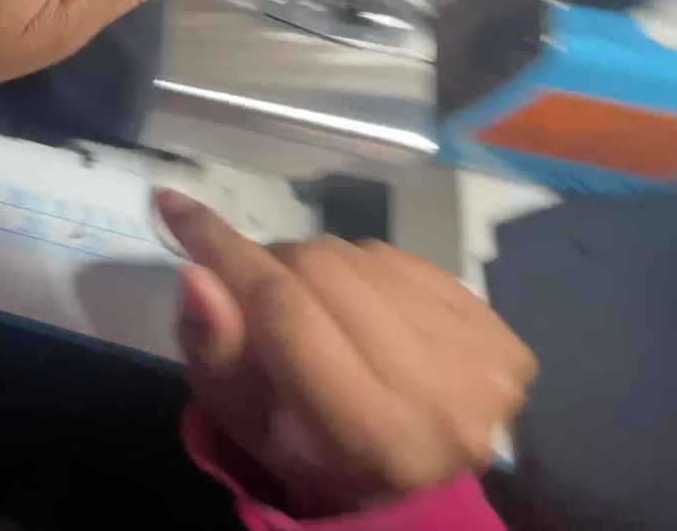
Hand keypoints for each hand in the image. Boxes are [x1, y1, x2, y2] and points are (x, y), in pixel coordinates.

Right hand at [155, 189, 537, 515]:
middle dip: (267, 261)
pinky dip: (358, 265)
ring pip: (355, 255)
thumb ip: (211, 344)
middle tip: (253, 287)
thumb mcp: (232, 406)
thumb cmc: (295, 436)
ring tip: (307, 300)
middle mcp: (438, 401)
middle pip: (319, 271)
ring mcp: (482, 367)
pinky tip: (356, 303)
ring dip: (311, 262)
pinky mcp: (503, 339)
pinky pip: (396, 256)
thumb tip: (195, 274)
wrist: (395, 471)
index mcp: (365, 431)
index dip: (222, 247)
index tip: (172, 203)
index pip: (283, 308)